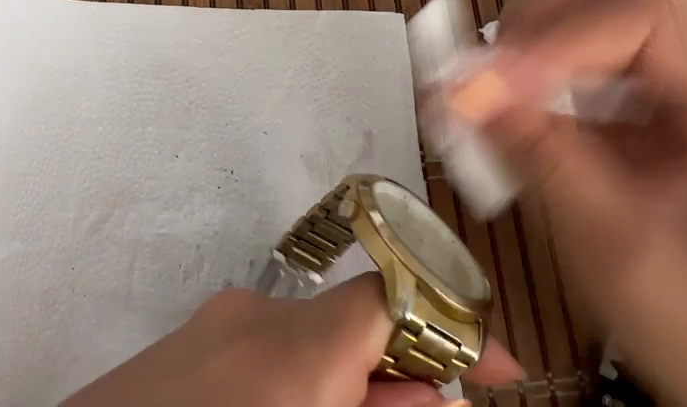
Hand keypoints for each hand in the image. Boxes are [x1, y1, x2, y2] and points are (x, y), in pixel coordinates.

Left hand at [59, 272, 523, 406]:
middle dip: (403, 364)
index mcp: (292, 351)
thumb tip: (427, 395)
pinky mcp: (194, 336)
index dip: (452, 321)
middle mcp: (255, 317)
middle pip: (358, 315)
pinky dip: (306, 374)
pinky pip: (272, 342)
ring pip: (316, 333)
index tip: (492, 361)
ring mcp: (218, 322)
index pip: (393, 291)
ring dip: (353, 376)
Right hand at [447, 0, 686, 406]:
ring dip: (540, 31)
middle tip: (489, 60)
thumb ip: (536, 154)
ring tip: (494, 81)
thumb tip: (456, 88)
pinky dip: (541, 60)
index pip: (649, 23)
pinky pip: (594, 43)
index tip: (483, 80)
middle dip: (548, 10)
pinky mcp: (665, 93)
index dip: (555, 41)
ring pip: (610, 0)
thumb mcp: (612, 245)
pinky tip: (515, 99)